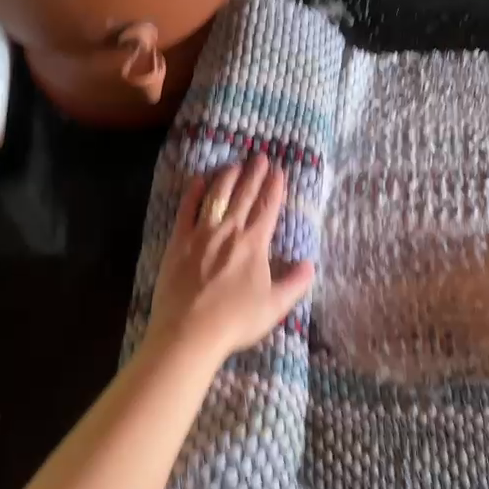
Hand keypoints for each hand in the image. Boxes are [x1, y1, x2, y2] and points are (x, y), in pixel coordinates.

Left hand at [146, 154, 315, 364]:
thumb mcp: (274, 306)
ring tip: (235, 164)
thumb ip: (294, 284)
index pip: (268, 208)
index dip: (275, 189)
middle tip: (260, 157)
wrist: (189, 331)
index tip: (279, 172)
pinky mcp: (178, 242)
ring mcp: (201, 234)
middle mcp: (229, 231)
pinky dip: (195, 193)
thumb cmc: (235, 321)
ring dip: (228, 177)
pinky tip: (200, 180)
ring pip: (217, 196)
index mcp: (254, 244)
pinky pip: (187, 210)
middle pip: (244, 196)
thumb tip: (310, 265)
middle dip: (254, 175)